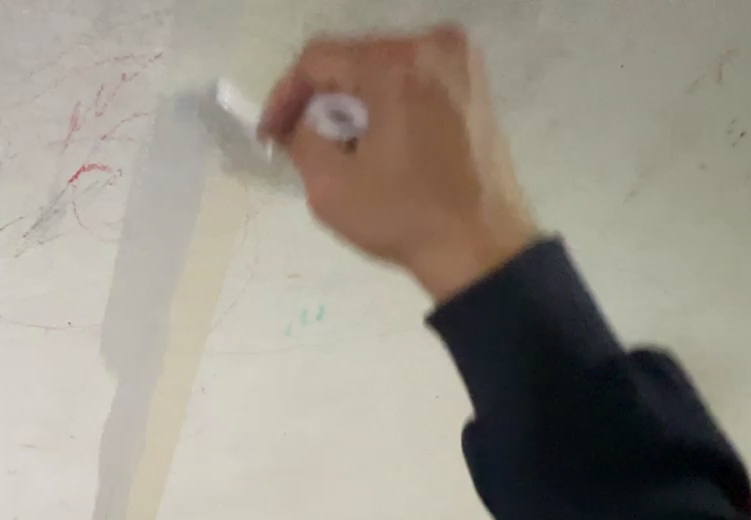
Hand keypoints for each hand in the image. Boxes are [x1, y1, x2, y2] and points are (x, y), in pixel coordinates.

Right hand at [260, 26, 539, 302]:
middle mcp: (434, 45)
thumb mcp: (331, 187)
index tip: (270, 135)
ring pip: (383, 71)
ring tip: (343, 151)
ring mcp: (461, 62)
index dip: (284, 95)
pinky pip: (413, 82)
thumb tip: (300, 124)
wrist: (479, 244)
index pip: (319, 58)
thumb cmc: (402, 217)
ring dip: (354, 106)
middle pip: (354, 60)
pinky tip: (378, 146)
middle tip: (303, 145)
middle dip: (322, 102)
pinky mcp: (474, 84)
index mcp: (396, 65)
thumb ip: (302, 141)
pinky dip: (387, 107)